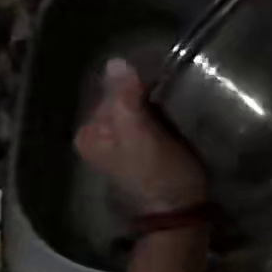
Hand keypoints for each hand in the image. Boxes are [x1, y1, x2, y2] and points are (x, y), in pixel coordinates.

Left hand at [74, 59, 205, 213]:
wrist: (181, 210)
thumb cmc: (160, 174)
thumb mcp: (142, 136)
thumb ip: (126, 100)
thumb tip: (115, 61)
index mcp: (89, 132)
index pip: (113, 90)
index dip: (139, 87)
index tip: (163, 92)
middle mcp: (97, 136)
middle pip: (124, 99)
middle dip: (147, 96)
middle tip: (172, 104)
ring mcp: (118, 144)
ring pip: (137, 108)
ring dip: (156, 106)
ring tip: (175, 113)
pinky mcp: (139, 150)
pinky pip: (146, 121)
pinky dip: (160, 118)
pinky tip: (173, 124)